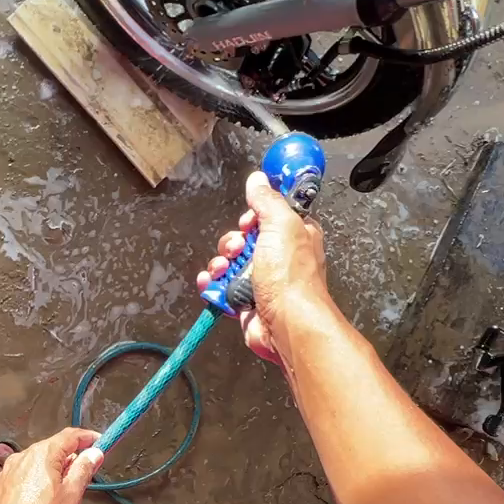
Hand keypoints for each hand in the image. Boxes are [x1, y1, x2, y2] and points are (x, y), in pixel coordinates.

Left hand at [0, 428, 103, 503]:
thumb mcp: (70, 497)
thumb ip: (83, 470)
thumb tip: (93, 453)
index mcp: (42, 455)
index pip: (70, 436)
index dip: (88, 438)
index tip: (101, 444)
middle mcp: (22, 457)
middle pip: (52, 448)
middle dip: (71, 456)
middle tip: (85, 472)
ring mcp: (7, 472)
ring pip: (36, 463)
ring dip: (53, 470)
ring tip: (64, 492)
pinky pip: (23, 477)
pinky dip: (36, 481)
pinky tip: (40, 501)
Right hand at [194, 171, 333, 362]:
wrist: (286, 324)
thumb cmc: (290, 276)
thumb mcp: (281, 224)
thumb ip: (267, 200)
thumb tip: (258, 179)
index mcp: (294, 235)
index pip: (268, 216)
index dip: (254, 216)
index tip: (250, 222)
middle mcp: (278, 258)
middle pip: (243, 239)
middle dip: (232, 243)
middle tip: (237, 249)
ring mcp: (260, 281)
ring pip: (229, 264)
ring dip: (219, 264)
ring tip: (223, 271)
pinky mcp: (244, 302)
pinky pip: (220, 288)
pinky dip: (211, 285)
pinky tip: (210, 284)